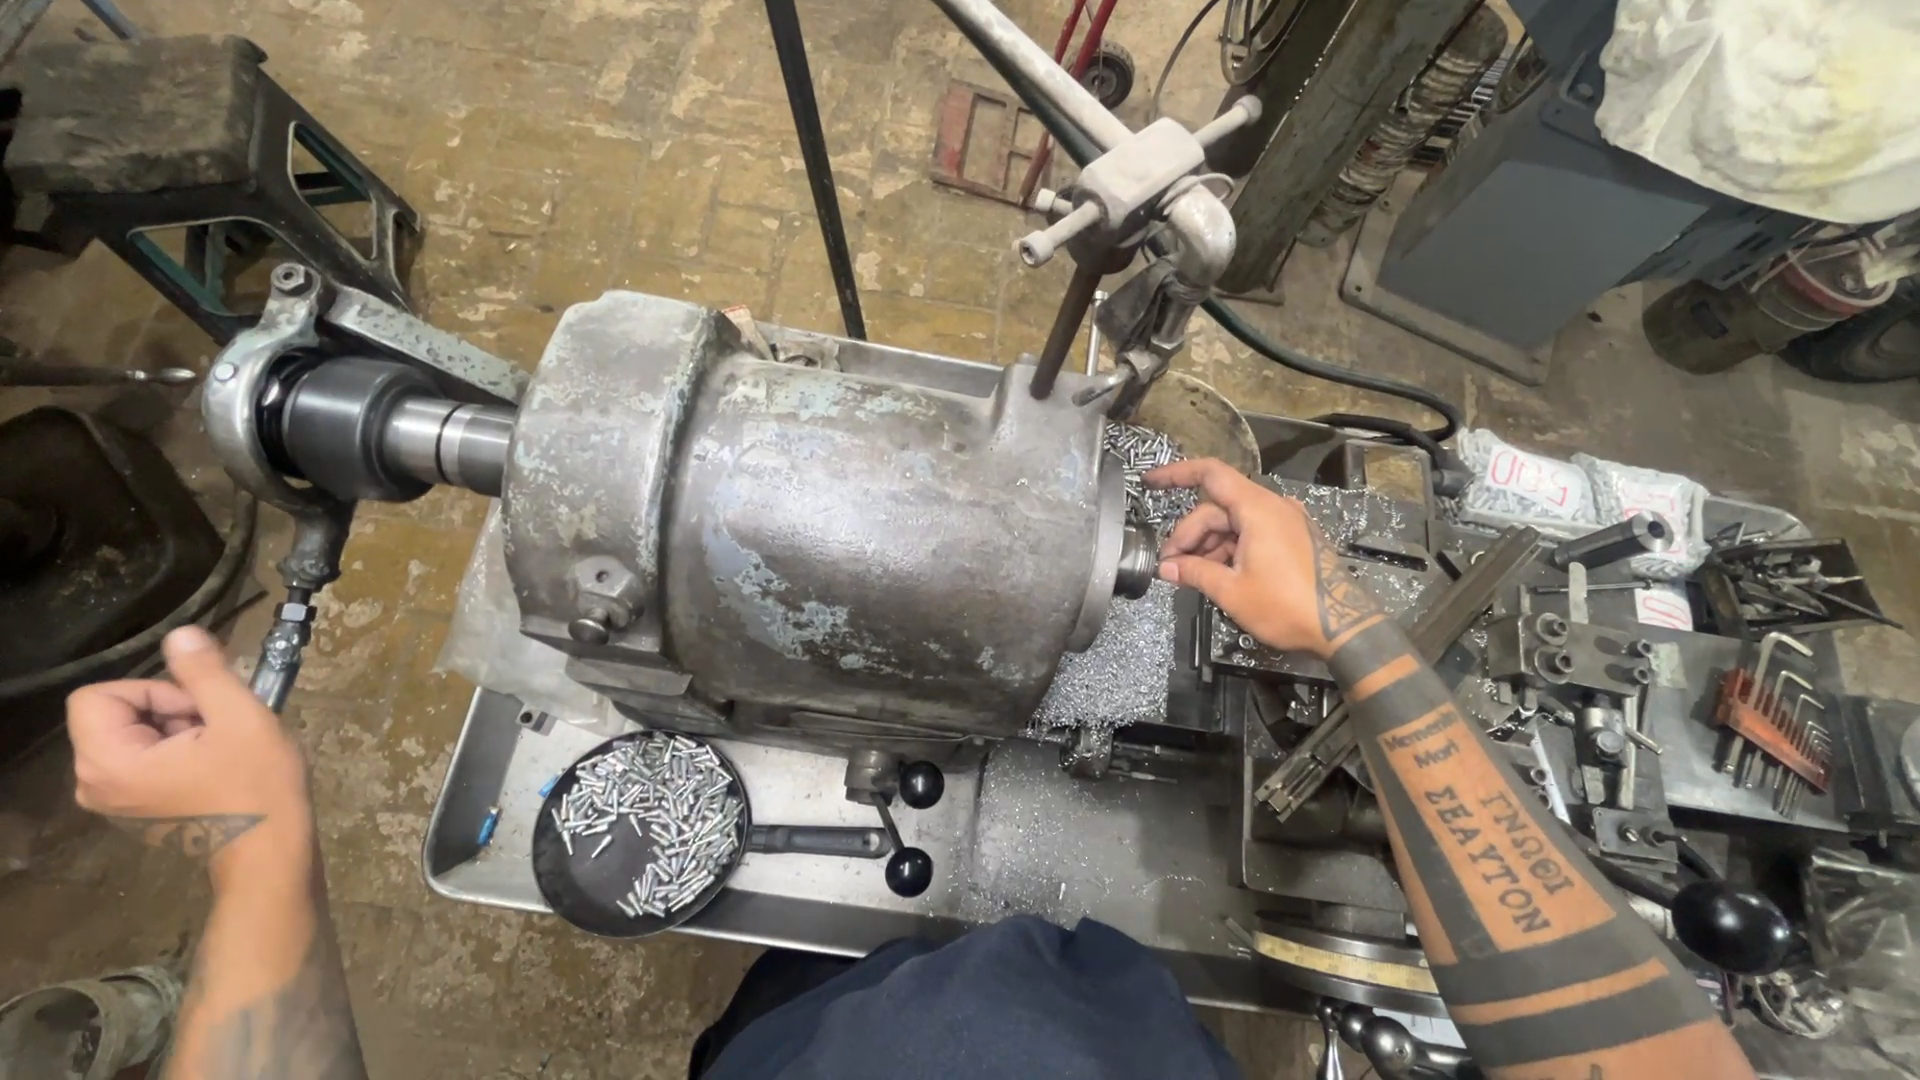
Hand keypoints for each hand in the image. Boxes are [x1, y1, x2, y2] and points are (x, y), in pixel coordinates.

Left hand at [67, 626, 310, 878]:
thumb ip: (206, 674)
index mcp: (108, 760)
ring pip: (134, 734)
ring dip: (180, 729)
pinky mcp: (134, 805)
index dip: (156, 691)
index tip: (203, 710)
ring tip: (224, 746)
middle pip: (117, 714)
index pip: (100, 696)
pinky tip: (217, 764)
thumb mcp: (241, 717)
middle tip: (222, 728)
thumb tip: (182, 635)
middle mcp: (93, 781)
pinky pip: (143, 757)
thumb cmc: (257, 781)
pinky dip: (179, 749)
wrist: (270, 843)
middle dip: (173, 710)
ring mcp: (113, 797)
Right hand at [1146, 458, 1379, 657]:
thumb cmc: (1287, 606)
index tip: (1150, 481)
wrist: (1344, 628)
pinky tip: (1216, 575)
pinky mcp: (1293, 540)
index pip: (1210, 474)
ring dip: (1208, 547)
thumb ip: (1194, 573)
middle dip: (1189, 535)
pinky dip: (1229, 550)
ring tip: (1191, 576)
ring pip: (1233, 524)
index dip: (1176, 474)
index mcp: (1258, 509)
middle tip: (1170, 566)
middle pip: (1217, 509)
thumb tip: (1165, 568)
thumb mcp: (1231, 591)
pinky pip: (1251, 534)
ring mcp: (1285, 523)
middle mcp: (1273, 508)